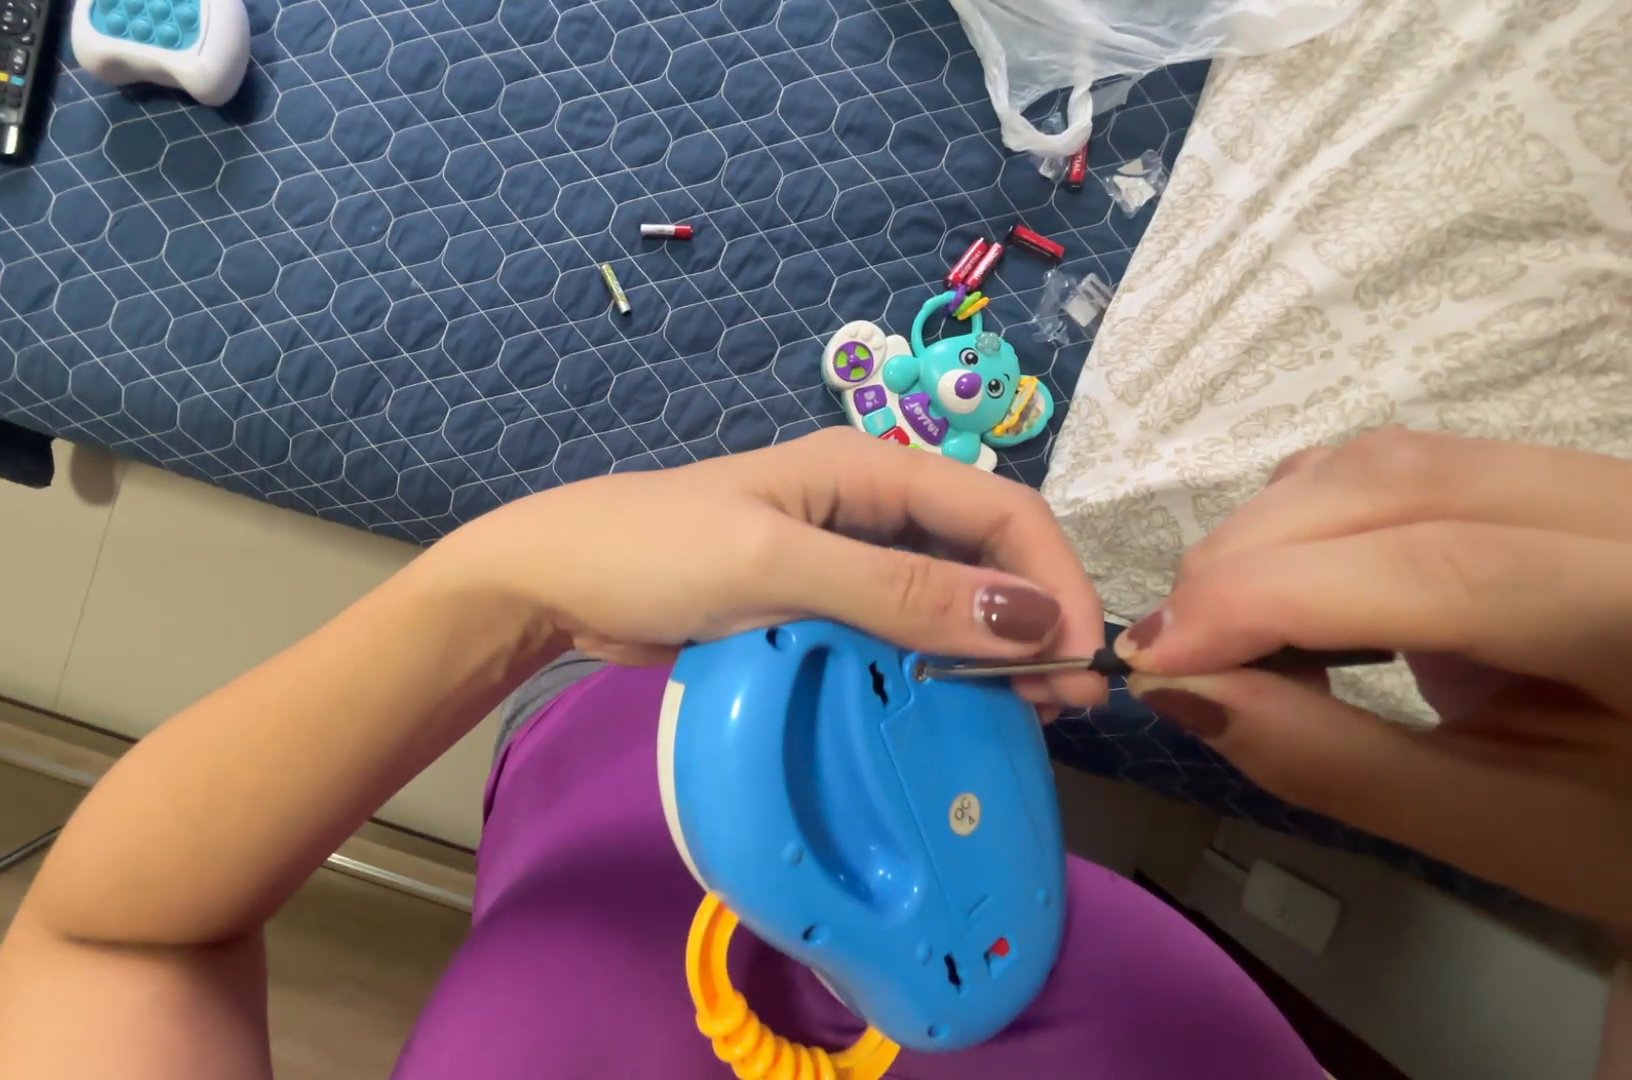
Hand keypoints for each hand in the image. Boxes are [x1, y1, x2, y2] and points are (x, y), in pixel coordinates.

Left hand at [435, 429, 1108, 708]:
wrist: (561, 580)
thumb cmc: (656, 553)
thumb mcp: (777, 566)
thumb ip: (896, 590)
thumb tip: (1028, 617)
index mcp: (867, 469)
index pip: (996, 508)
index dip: (1051, 578)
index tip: (1081, 661)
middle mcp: (867, 505)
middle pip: (980, 552)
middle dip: (1030, 616)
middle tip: (1061, 705)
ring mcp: (840, 556)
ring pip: (943, 595)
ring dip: (987, 646)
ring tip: (1021, 712)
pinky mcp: (814, 600)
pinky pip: (896, 626)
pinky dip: (931, 661)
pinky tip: (949, 702)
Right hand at [1116, 429, 1631, 926]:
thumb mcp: (1501, 830)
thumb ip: (1331, 761)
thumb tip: (1172, 689)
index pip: (1441, 567)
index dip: (1266, 599)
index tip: (1150, 658)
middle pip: (1391, 483)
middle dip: (1244, 557)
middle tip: (1172, 641)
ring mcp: (1593, 483)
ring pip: (1378, 460)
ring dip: (1262, 532)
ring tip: (1225, 619)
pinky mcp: (1536, 480)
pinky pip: (1387, 464)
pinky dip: (1297, 515)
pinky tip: (1289, 581)